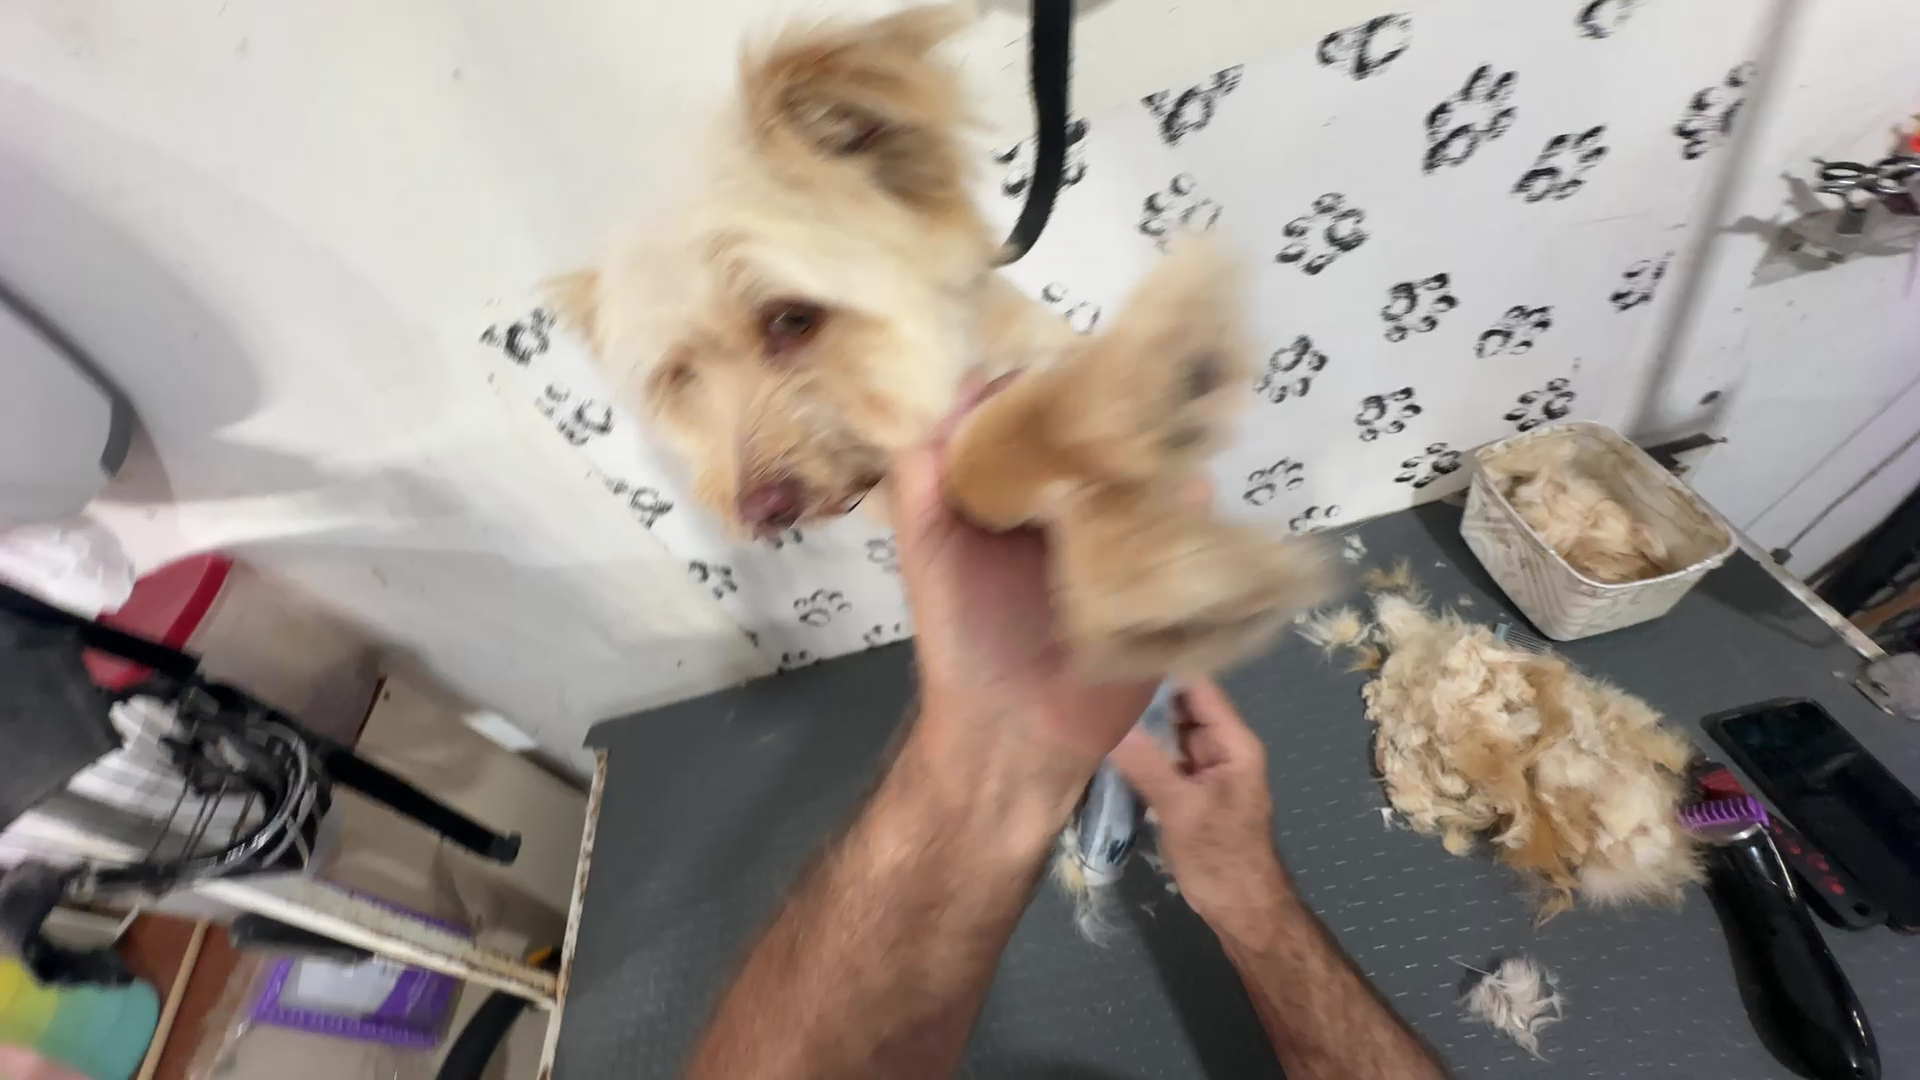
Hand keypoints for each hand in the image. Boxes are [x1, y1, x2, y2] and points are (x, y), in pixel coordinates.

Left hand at [888, 384, 1158, 784]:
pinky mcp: (1150, 586)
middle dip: (1127, 411)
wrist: (1011, 730)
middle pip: (1104, 448)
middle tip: (1154, 364)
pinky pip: (1177, 540)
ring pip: (1147, 484)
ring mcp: (1115, 549)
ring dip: (1163, 452)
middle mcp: (1070, 516)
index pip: (1045, 426)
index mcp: (1018, 500)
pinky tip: (1198, 483)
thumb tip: (964, 385)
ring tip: (1188, 407)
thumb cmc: (960, 632)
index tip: (1082, 347)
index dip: (1060, 386)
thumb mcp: (924, 546)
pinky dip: (1190, 511)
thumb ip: (925, 472)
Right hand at [1109, 678, 1290, 940]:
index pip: (1196, 686)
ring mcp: (1199, 763)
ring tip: (1093, 696)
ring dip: (1136, 716)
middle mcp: (1218, 744)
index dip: (1161, 668)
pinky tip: (1105, 733)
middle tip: (1096, 675)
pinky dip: (1137, 743)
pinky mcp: (1183, 782)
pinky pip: (1159, 751)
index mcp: (1232, 741)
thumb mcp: (1182, 809)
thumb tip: (1106, 725)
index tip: (1119, 655)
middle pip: (1178, 703)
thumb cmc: (1222, 858)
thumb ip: (1147, 764)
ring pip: (1165, 727)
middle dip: (1142, 690)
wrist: (1240, 912)